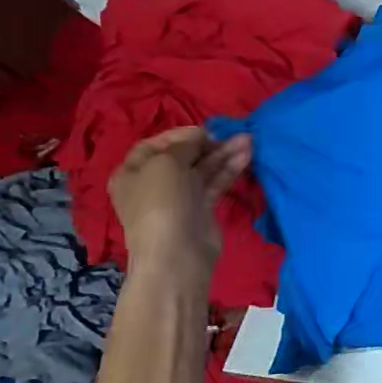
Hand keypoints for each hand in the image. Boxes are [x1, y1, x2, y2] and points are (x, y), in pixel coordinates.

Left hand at [108, 126, 251, 273]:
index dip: (179, 135)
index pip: (154, 145)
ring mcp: (180, 196)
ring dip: (225, 154)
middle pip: (184, 156)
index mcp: (132, 172)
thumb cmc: (161, 202)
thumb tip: (199, 135)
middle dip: (208, 144)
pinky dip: (230, 169)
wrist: (177, 252)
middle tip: (233, 134)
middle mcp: (155, 183)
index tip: (205, 130)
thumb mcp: (166, 163)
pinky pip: (216, 183)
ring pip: (204, 169)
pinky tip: (246, 156)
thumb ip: (184, 144)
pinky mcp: (202, 208)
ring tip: (249, 141)